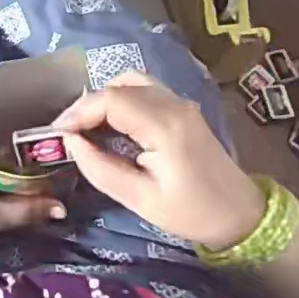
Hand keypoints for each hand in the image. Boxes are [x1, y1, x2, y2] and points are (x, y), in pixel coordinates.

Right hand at [51, 72, 263, 249]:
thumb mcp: (139, 199)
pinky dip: (121, 99)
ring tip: (87, 127)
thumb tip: (71, 142)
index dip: (79, 111)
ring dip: (104, 99)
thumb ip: (100, 168)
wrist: (239, 215)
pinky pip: (144, 90)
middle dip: (87, 106)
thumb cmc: (190, 212)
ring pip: (131, 82)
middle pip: (118, 86)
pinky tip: (110, 123)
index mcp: (165, 127)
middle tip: (68, 133)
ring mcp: (181, 103)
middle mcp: (174, 105)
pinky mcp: (183, 109)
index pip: (111, 100)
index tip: (59, 133)